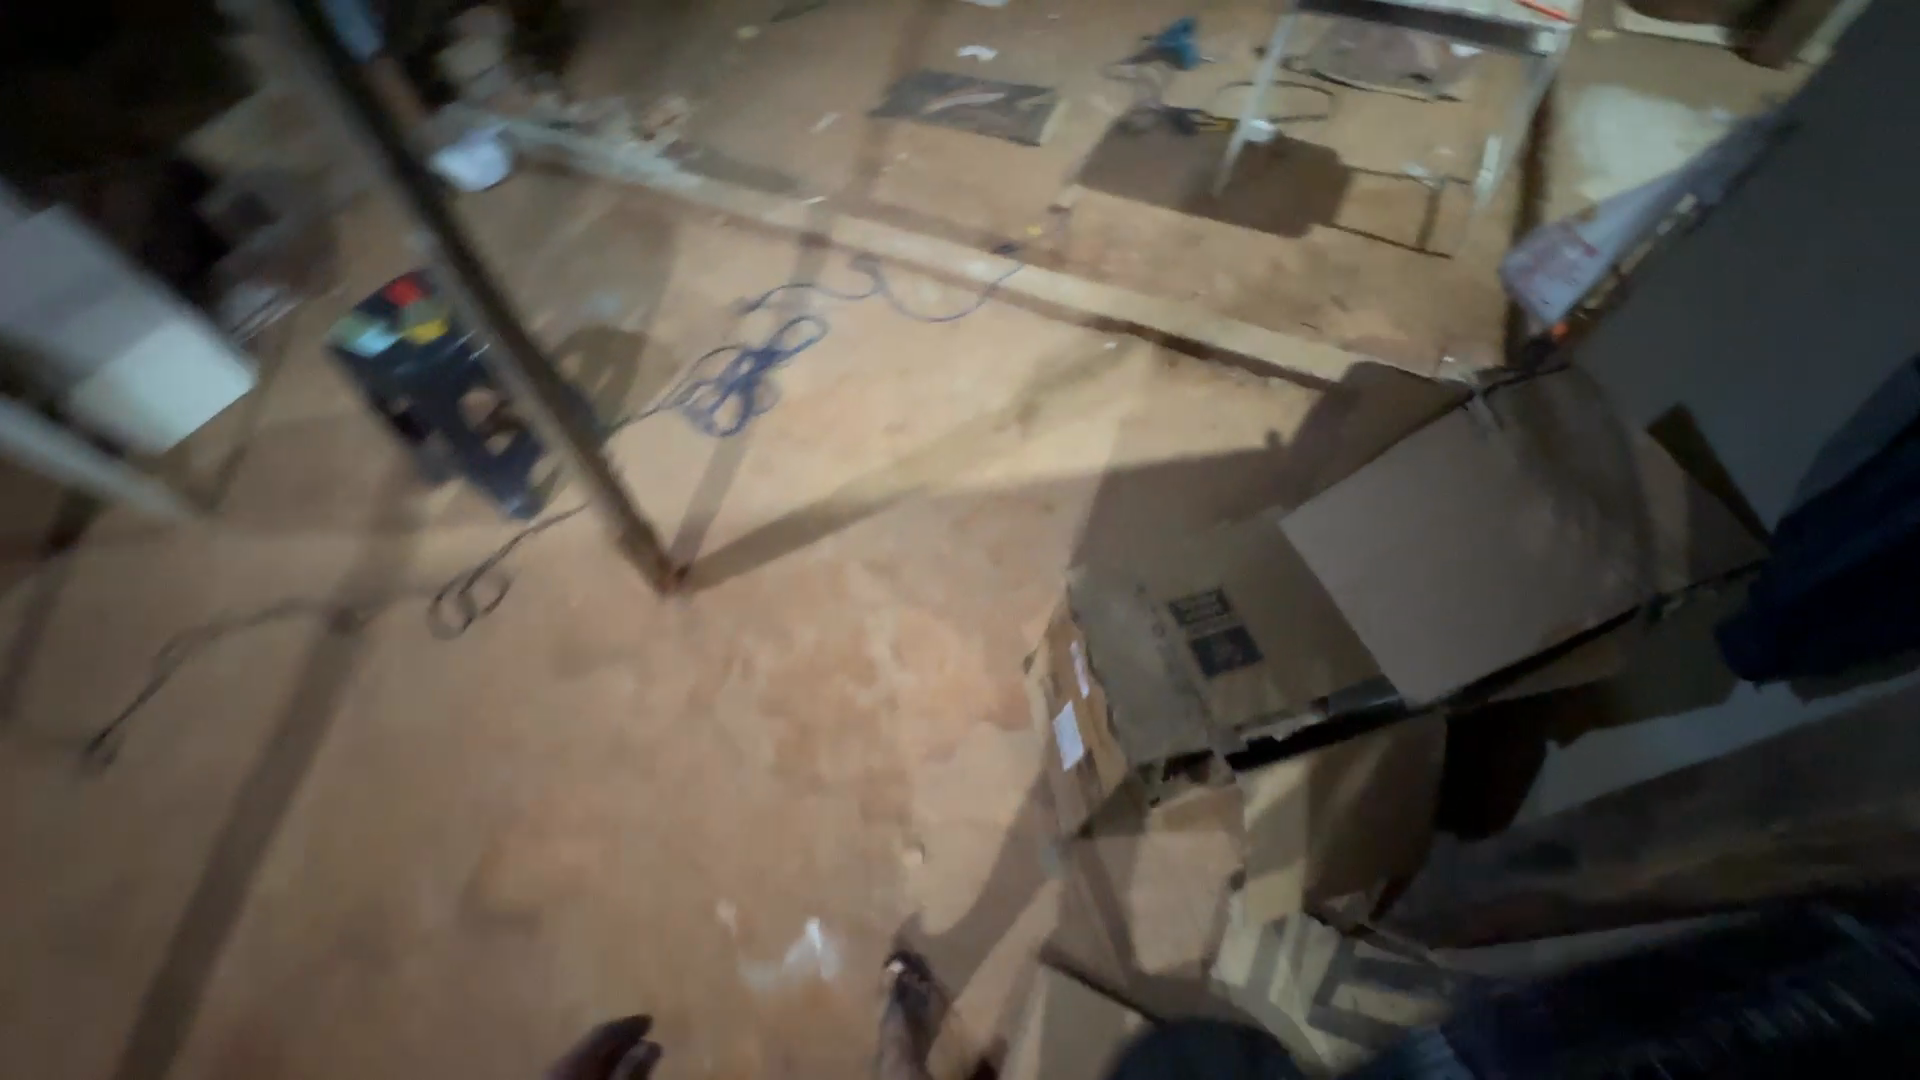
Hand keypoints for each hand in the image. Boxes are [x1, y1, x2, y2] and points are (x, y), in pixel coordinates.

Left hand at [548, 1016, 661, 1079]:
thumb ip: (630, 1071)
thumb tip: (651, 1044)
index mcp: (569, 1059)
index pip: (603, 1030)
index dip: (629, 1023)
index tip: (651, 1020)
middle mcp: (557, 1062)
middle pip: (593, 1044)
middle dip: (621, 1040)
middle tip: (645, 1035)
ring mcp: (553, 1074)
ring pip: (586, 1059)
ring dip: (610, 1055)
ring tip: (633, 1055)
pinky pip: (578, 1071)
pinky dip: (597, 1068)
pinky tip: (610, 1072)